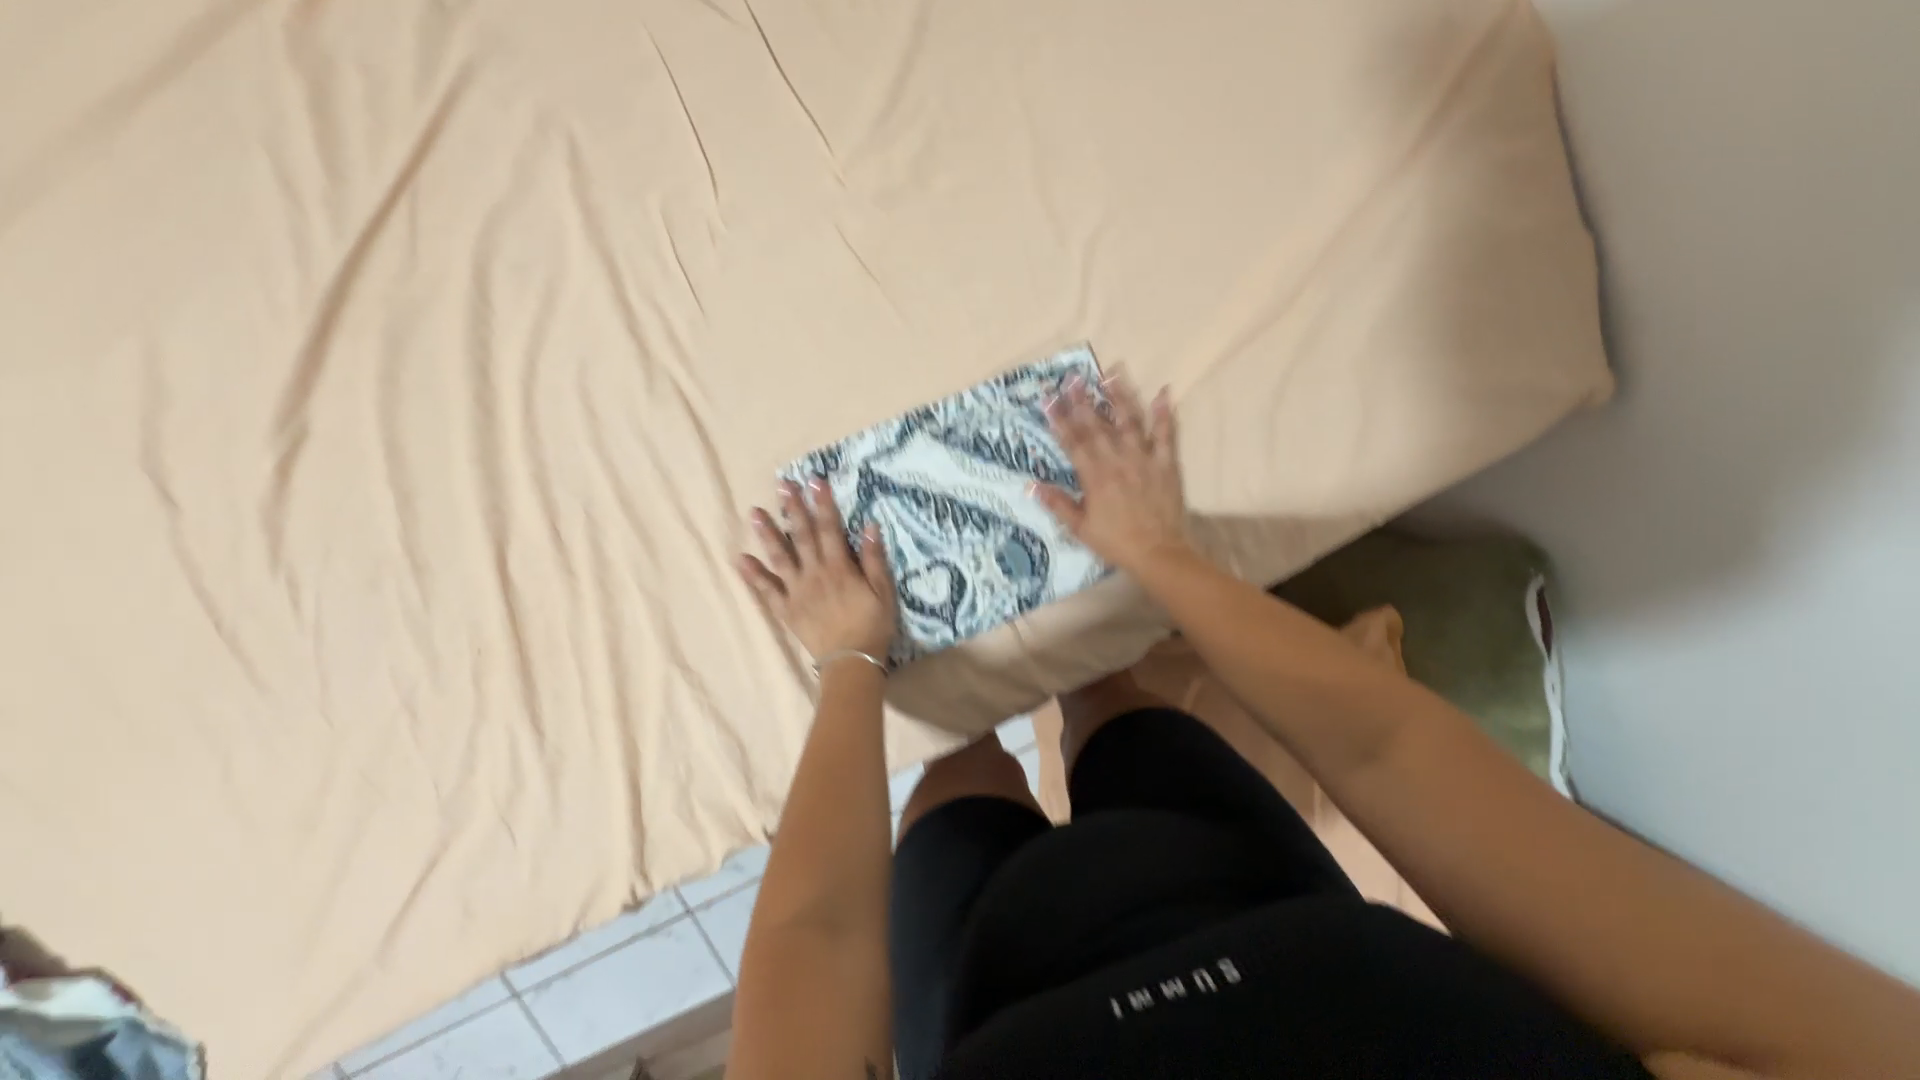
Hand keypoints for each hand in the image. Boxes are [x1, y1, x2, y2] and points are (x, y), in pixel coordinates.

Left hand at [738, 478, 897, 661]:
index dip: (823, 503)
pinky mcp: (786, 610)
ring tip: (755, 513)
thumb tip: (869, 525)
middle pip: (801, 535)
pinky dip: (753, 576)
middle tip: (782, 484)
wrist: (851, 662)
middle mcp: (814, 574)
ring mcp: (796, 591)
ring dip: (767, 534)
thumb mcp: (883, 592)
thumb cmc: (873, 626)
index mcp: (839, 567)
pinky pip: (766, 591)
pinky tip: (741, 560)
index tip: (814, 480)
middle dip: (793, 508)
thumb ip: (875, 559)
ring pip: (779, 557)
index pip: (830, 528)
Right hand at [1032, 370, 1192, 570]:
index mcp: (1094, 476)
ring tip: (1111, 373)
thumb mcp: (1080, 528)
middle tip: (1072, 378)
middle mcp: (1117, 461)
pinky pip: (1166, 434)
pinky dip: (1165, 413)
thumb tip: (1031, 485)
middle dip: (1083, 400)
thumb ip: (1057, 504)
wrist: (1159, 552)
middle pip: (1097, 425)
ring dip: (1120, 396)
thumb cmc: (1116, 542)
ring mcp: (1144, 459)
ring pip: (1130, 421)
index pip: (1072, 441)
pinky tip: (1162, 392)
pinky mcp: (1166, 464)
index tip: (1048, 398)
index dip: (1059, 419)